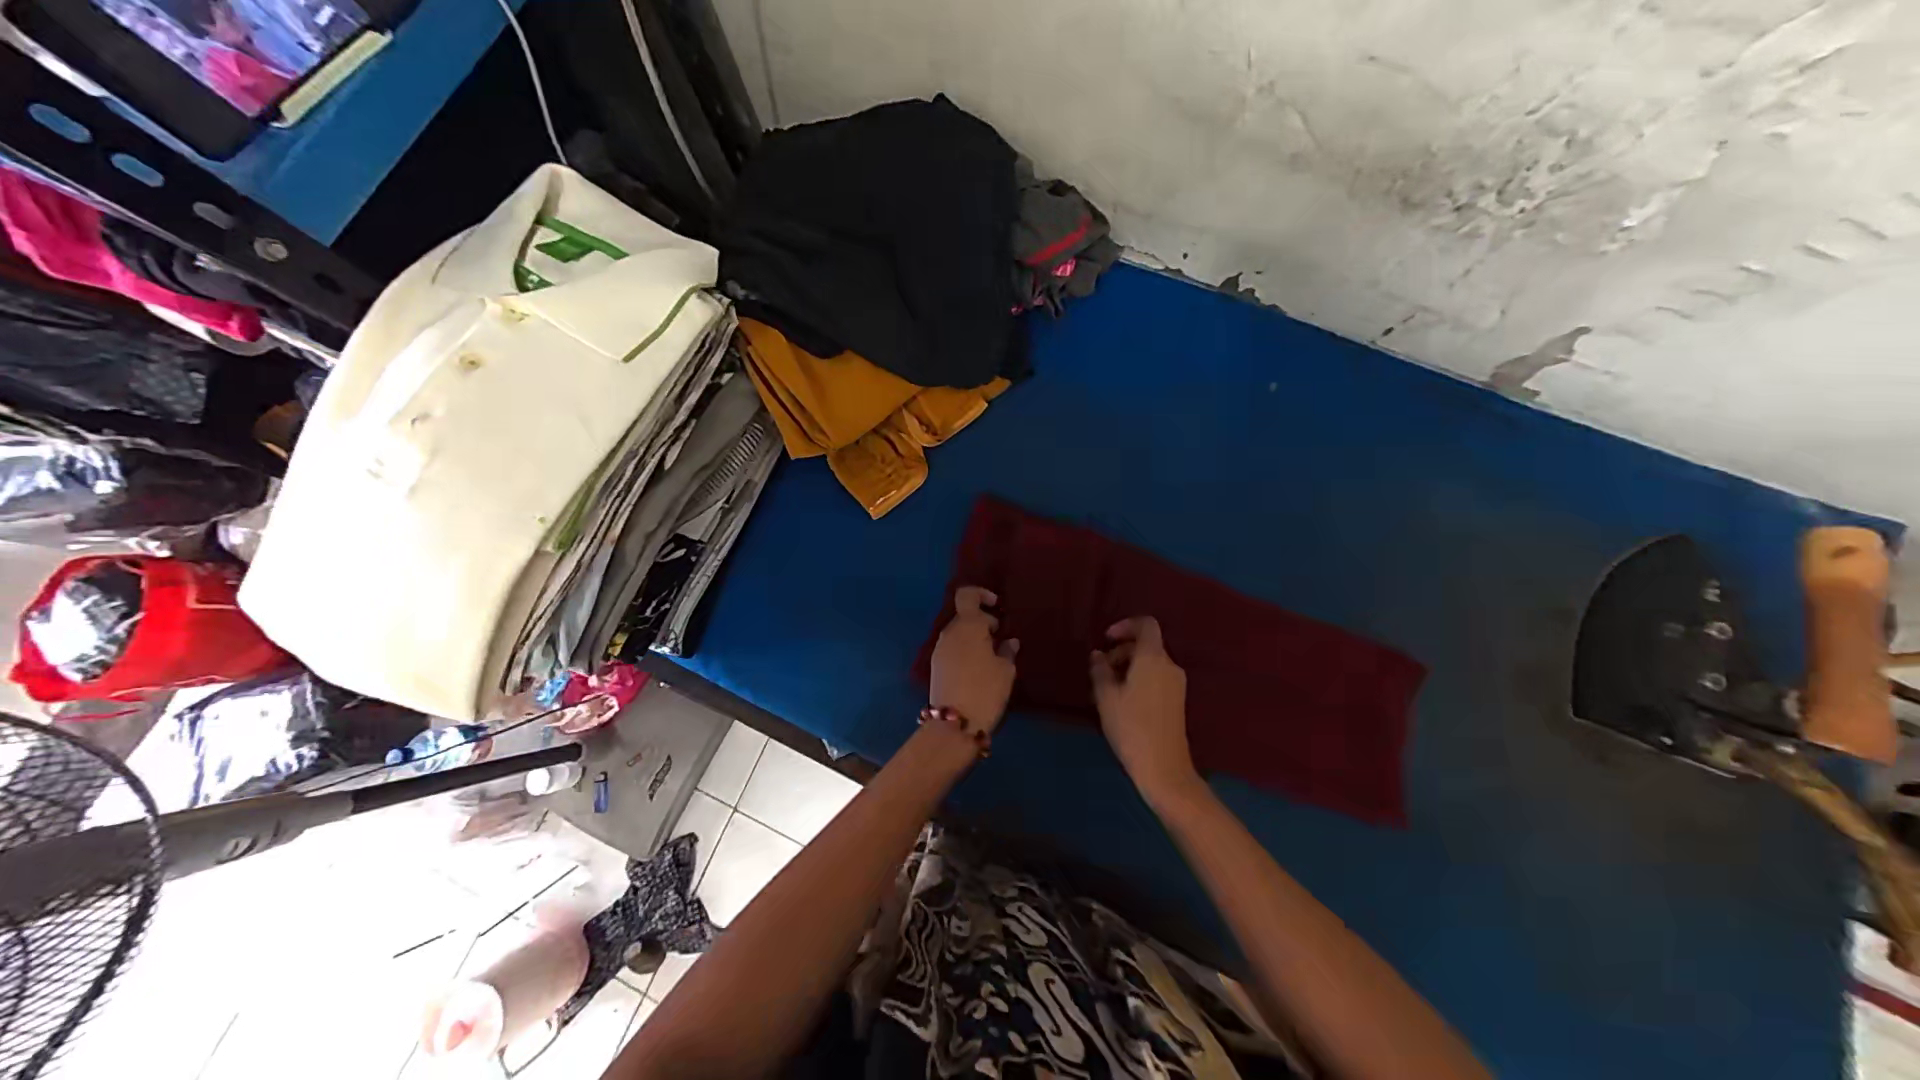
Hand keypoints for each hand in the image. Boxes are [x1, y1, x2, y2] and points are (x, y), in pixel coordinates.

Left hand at [929, 586, 1018, 732]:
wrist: (954, 724)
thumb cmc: (986, 691)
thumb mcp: (1006, 670)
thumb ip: (1007, 651)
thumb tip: (1008, 642)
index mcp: (967, 626)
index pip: (967, 595)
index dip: (982, 594)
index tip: (997, 607)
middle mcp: (949, 633)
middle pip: (965, 616)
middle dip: (983, 622)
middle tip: (1000, 639)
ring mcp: (939, 650)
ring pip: (958, 633)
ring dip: (974, 638)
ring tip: (992, 657)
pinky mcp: (936, 666)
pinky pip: (953, 648)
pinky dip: (965, 650)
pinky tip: (978, 669)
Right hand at [1090, 616, 1198, 800]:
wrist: (1163, 767)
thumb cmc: (1131, 727)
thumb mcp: (1106, 697)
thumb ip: (1100, 670)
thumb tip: (1098, 655)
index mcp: (1153, 658)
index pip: (1146, 625)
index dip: (1125, 625)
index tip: (1106, 639)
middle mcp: (1170, 666)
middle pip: (1146, 645)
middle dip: (1121, 651)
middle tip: (1100, 672)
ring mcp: (1176, 684)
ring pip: (1150, 663)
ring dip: (1127, 667)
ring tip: (1106, 691)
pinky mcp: (1177, 700)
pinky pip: (1156, 678)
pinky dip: (1138, 679)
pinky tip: (1122, 702)